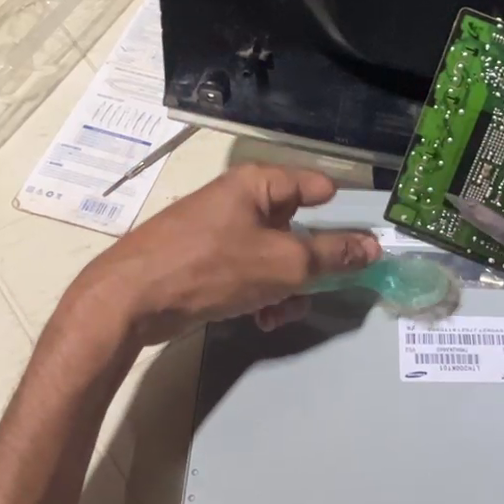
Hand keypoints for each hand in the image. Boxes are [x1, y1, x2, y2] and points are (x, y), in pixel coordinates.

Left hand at [63, 164, 380, 345]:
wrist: (130, 300)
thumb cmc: (211, 268)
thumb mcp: (284, 263)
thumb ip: (333, 255)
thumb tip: (373, 247)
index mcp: (258, 184)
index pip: (316, 186)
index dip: (342, 214)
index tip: (359, 246)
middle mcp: (239, 200)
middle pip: (297, 228)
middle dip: (311, 266)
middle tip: (317, 291)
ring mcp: (219, 231)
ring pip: (274, 257)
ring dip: (286, 288)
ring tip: (277, 314)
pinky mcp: (203, 260)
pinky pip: (247, 273)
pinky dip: (259, 294)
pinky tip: (256, 319)